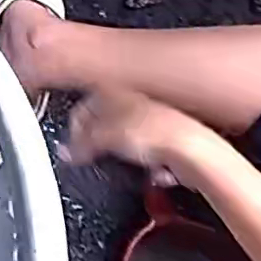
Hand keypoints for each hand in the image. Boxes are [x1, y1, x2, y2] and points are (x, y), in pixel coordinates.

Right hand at [59, 89, 220, 184]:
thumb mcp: (103, 139)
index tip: (72, 149)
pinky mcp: (166, 136)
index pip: (80, 109)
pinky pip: (147, 151)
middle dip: (100, 144)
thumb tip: (65, 152)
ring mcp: (149, 116)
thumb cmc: (152, 133)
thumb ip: (80, 145)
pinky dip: (146, 163)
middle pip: (103, 124)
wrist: (195, 151)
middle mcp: (129, 98)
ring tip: (128, 167)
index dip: (74, 131)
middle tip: (96, 159)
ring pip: (125, 139)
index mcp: (110, 88)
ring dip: (124, 156)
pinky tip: (150, 172)